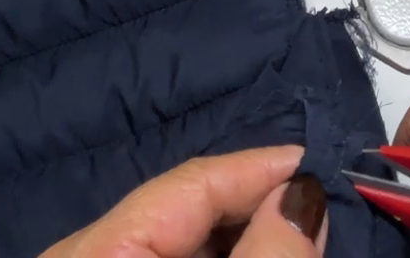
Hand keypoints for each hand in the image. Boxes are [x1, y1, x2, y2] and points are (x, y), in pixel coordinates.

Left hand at [39, 145, 327, 257]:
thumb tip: (304, 194)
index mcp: (95, 247)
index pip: (191, 181)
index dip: (261, 168)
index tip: (321, 161)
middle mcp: (88, 250)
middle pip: (188, 205)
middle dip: (257, 199)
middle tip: (320, 198)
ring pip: (184, 236)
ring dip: (244, 231)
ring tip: (298, 225)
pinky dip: (221, 254)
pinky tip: (256, 252)